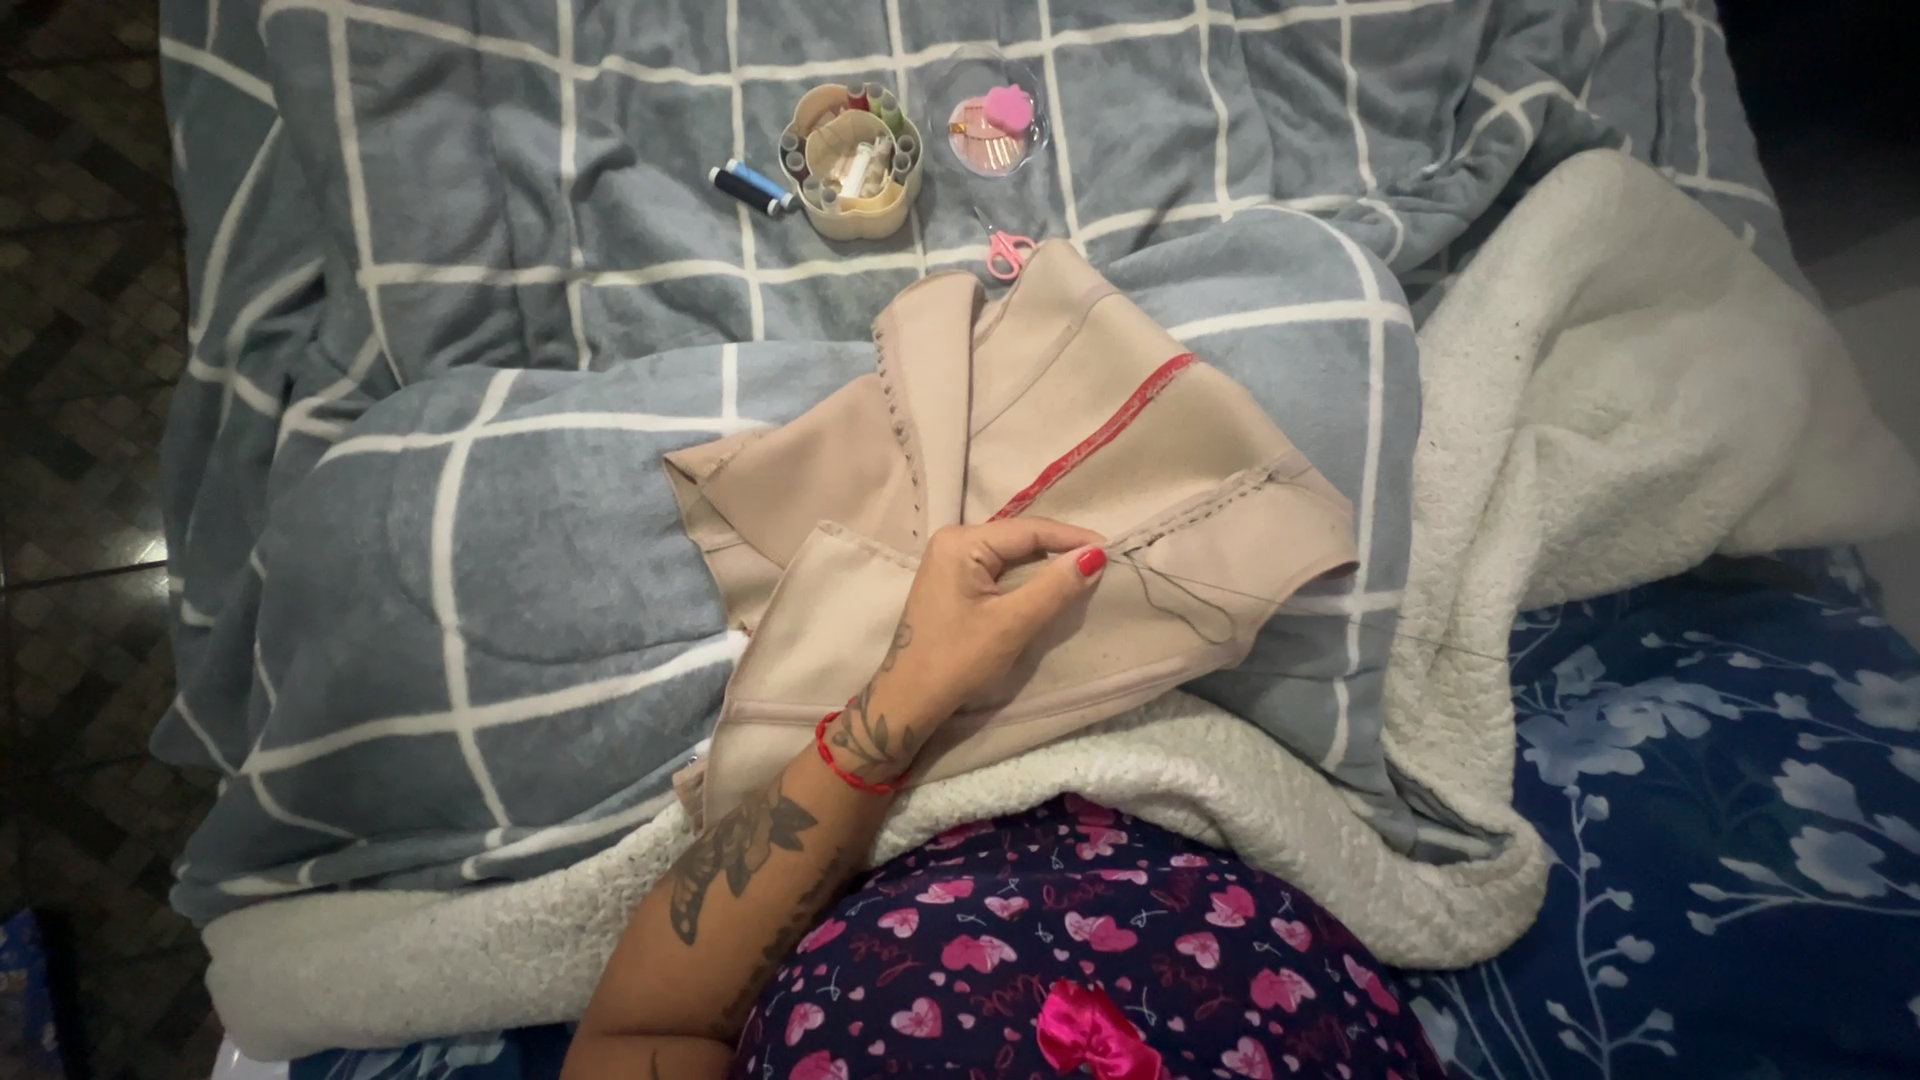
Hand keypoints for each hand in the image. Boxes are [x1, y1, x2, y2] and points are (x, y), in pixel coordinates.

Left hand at [825, 519, 1106, 780]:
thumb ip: (1054, 586)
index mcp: (961, 542)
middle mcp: (953, 539)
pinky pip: (999, 568)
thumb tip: (1095, 555)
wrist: (910, 698)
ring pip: (1012, 553)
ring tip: (1086, 571)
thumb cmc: (957, 660)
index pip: (1029, 530)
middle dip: (1061, 548)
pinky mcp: (954, 578)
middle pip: (1020, 537)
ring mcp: (950, 558)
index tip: (1112, 548)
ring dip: (1046, 563)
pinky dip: (1026, 577)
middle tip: (1104, 561)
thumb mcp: (1012, 623)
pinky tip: (1051, 584)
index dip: (1073, 538)